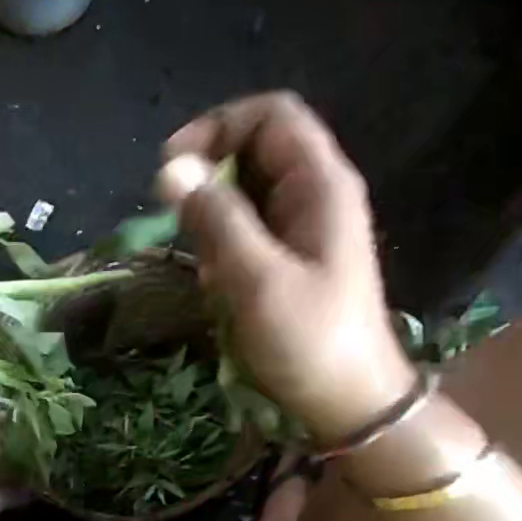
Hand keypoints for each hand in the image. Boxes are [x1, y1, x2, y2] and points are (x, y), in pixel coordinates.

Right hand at [158, 92, 415, 444]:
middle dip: (211, 188)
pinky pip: (248, 239)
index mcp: (320, 185)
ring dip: (215, 230)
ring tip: (211, 276)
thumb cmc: (309, 341)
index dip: (218, 128)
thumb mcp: (258, 279)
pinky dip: (225, 257)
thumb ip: (217, 219)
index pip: (270, 116)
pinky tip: (222, 294)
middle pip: (253, 156)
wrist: (349, 404)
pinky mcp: (292, 264)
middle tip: (186, 233)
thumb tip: (171, 169)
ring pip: (245, 201)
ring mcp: (304, 232)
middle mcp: (314, 197)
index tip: (172, 169)